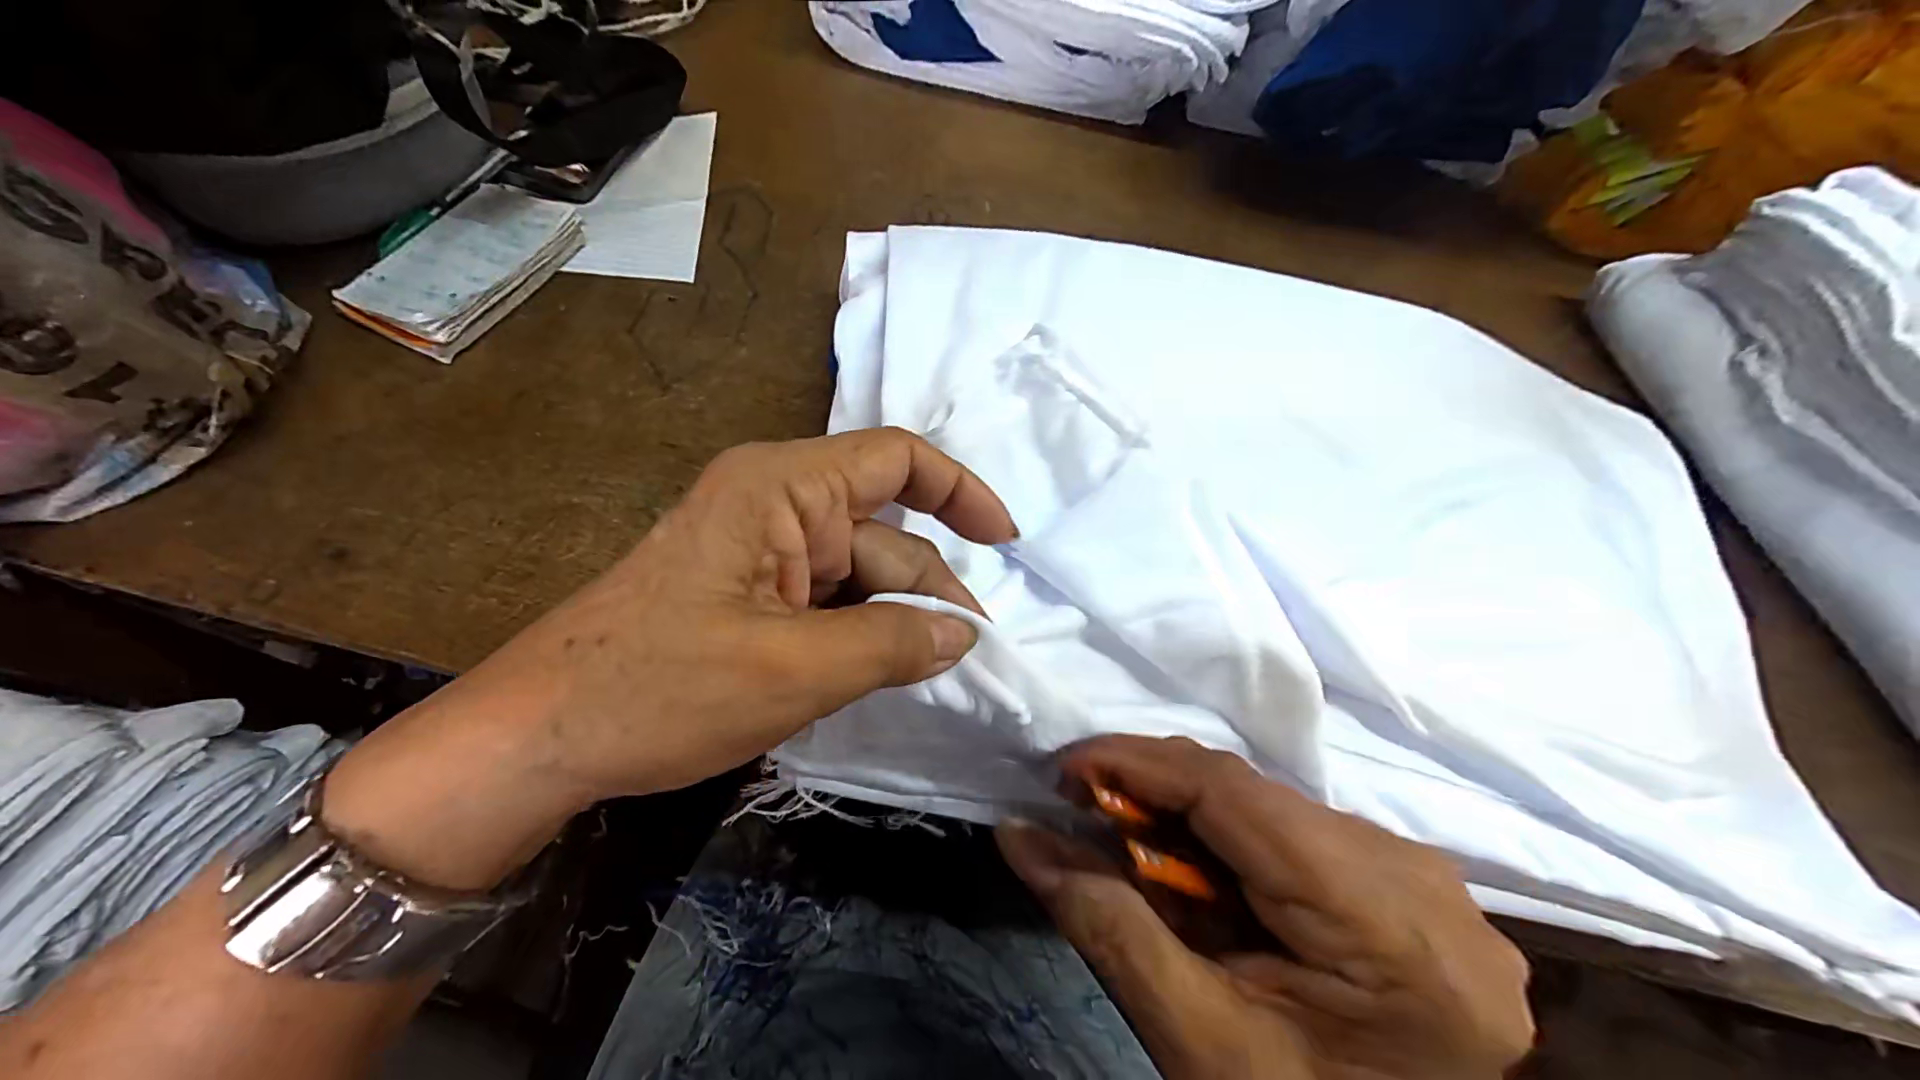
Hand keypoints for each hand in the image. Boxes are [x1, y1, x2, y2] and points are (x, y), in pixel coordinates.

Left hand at [323, 429, 1016, 887]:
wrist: (539, 736)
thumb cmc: (661, 688)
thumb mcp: (794, 669)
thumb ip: (891, 643)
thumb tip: (961, 634)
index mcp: (782, 488)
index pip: (897, 460)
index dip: (961, 491)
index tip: (1006, 542)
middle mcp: (775, 505)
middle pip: (883, 532)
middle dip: (928, 589)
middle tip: (970, 654)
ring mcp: (759, 552)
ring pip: (858, 576)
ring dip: (893, 620)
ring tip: (925, 674)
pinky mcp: (748, 593)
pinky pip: (827, 603)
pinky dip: (859, 634)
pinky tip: (875, 675)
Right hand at [996, 736, 1533, 1079]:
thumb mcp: (1193, 1039)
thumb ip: (1106, 924)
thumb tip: (1018, 833)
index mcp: (1390, 929)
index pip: (1239, 796)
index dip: (1140, 764)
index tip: (1062, 768)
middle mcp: (1422, 879)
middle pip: (1256, 796)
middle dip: (1155, 791)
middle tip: (1079, 807)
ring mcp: (1424, 877)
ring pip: (1271, 804)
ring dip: (1186, 813)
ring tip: (1123, 838)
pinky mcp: (1408, 883)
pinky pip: (1294, 829)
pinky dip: (1227, 836)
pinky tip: (1189, 866)